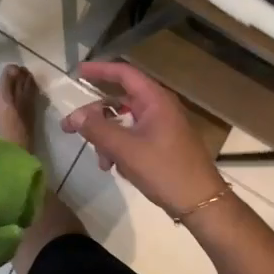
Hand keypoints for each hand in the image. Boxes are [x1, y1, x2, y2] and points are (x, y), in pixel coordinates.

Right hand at [62, 61, 225, 214]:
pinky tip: (115, 167)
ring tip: (102, 162)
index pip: (124, 73)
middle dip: (96, 116)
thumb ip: (97, 129)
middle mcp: (160, 108)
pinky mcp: (164, 144)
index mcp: (155, 100)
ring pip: (125, 122)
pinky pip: (134, 136)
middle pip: (120, 100)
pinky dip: (120, 148)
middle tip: (71, 128)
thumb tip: (75, 115)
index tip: (77, 72)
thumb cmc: (165, 170)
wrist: (202, 203)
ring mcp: (163, 126)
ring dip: (107, 138)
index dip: (99, 70)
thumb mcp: (125, 150)